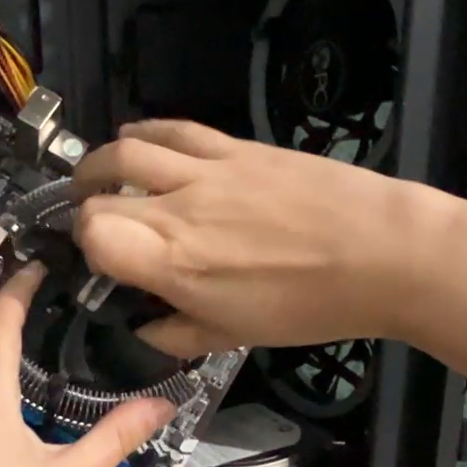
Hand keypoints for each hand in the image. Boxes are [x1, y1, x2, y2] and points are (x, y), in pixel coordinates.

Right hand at [72, 120, 458, 354]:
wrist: (382, 253)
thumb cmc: (309, 305)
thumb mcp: (235, 337)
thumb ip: (177, 334)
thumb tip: (145, 329)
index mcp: (174, 261)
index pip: (93, 234)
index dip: (83, 248)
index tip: (97, 263)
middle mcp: (178, 208)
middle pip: (99, 194)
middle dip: (84, 211)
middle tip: (95, 228)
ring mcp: (207, 170)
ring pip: (127, 150)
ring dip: (98, 164)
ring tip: (93, 179)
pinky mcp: (236, 147)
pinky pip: (176, 130)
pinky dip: (144, 132)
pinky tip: (134, 139)